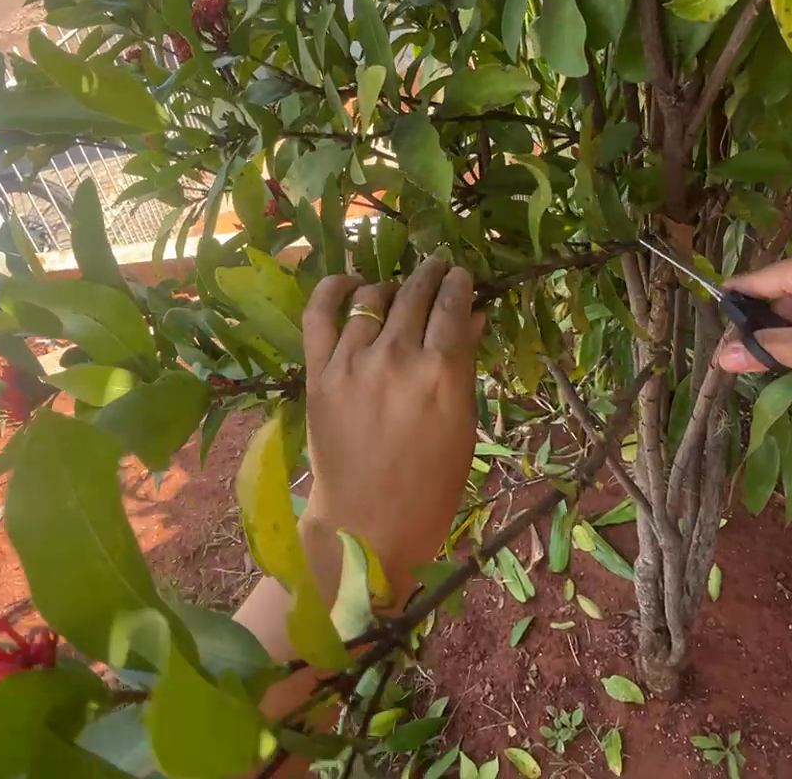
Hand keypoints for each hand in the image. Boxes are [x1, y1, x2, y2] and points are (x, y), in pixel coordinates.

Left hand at [299, 257, 484, 595]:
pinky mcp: (319, 374)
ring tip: (398, 288)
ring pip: (372, 297)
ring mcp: (352, 362)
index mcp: (440, 372)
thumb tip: (473, 316)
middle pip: (415, 294)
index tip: (461, 274)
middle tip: (437, 266)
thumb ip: (463, 365)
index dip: (459, 283)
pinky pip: (319, 314)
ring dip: (391, 285)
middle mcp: (396, 357)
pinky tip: (349, 281)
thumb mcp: (462, 424)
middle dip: (430, 273)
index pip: (452, 306)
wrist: (367, 524)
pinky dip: (333, 289)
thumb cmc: (431, 484)